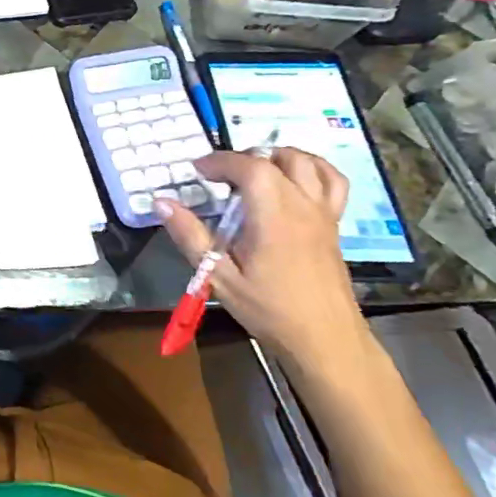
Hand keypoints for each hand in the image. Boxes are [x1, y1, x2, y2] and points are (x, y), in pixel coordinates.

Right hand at [157, 147, 367, 364]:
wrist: (324, 338)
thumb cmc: (269, 310)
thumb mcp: (220, 278)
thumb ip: (191, 236)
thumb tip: (161, 203)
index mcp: (273, 215)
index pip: (249, 166)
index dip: (221, 160)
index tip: (198, 170)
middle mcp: (302, 204)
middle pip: (277, 159)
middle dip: (244, 159)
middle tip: (220, 178)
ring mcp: (324, 212)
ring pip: (307, 162)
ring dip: (277, 157)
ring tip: (254, 174)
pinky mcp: (334, 224)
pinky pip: (333, 181)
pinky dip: (313, 169)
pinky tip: (295, 180)